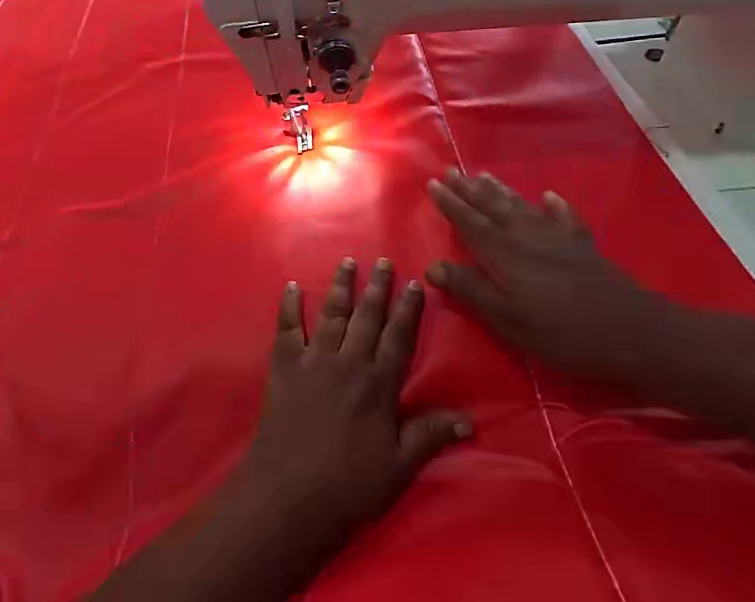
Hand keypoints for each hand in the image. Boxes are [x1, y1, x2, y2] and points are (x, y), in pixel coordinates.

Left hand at [234, 258, 471, 547]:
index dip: (408, 310)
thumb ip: (430, 435)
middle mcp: (348, 363)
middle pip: (366, 318)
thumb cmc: (349, 484)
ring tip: (347, 262)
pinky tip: (293, 286)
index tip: (415, 283)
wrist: (290, 492)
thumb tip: (470, 419)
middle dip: (377, 288)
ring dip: (340, 287)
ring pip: (331, 314)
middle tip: (382, 262)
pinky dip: (289, 306)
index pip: (398, 338)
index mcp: (378, 385)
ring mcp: (313, 360)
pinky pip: (287, 328)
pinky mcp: (284, 366)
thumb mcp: (398, 466)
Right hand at [427, 169, 674, 379]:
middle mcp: (525, 236)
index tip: (432, 183)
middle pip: (491, 207)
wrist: (632, 332)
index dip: (450, 203)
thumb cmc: (561, 332)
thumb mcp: (507, 320)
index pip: (468, 222)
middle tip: (450, 170)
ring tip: (481, 175)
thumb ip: (470, 291)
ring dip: (499, 190)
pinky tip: (549, 197)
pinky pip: (564, 217)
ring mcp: (556, 237)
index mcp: (502, 254)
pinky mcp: (582, 245)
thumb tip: (432, 266)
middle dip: (468, 190)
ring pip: (520, 206)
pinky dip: (554, 205)